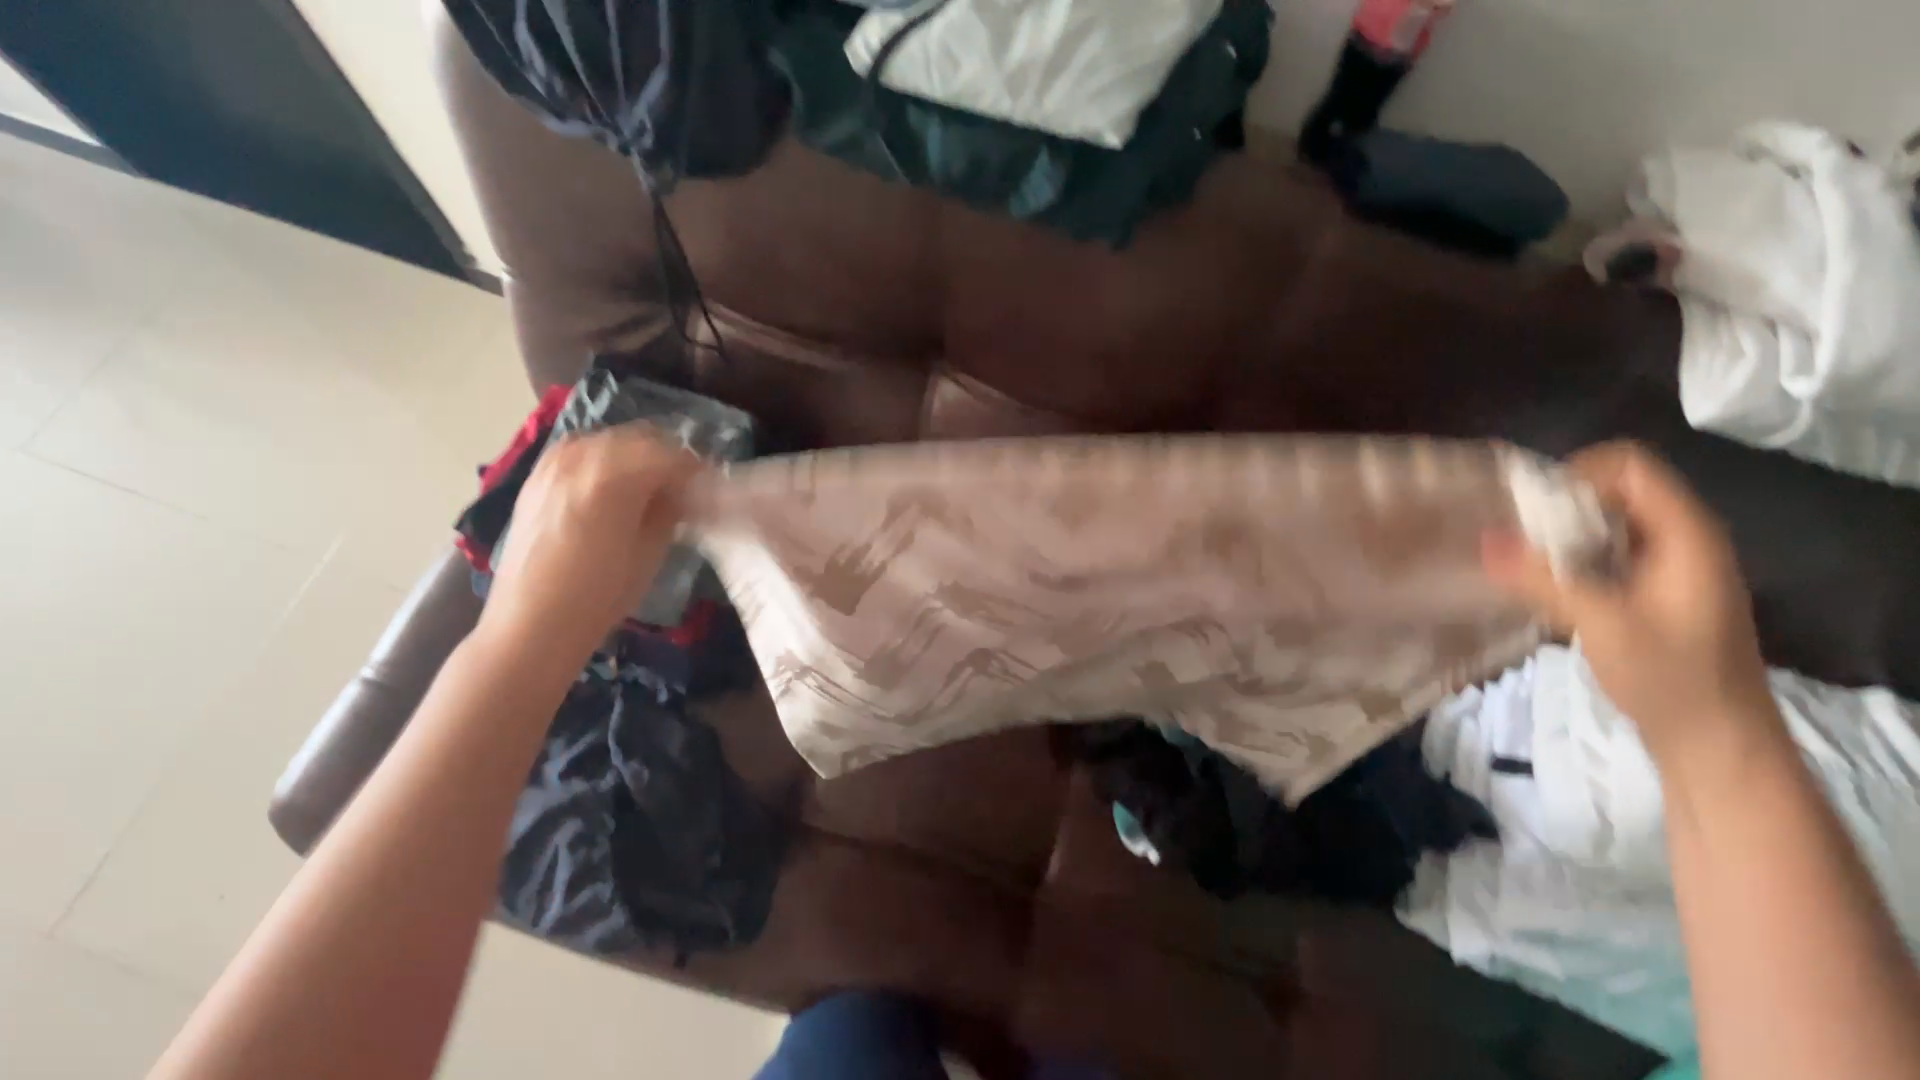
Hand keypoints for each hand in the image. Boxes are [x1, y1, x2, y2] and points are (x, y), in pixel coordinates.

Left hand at [479, 427, 700, 660]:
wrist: (532, 622)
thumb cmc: (599, 595)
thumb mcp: (650, 552)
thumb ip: (669, 510)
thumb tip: (682, 491)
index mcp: (616, 476)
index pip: (671, 456)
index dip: (696, 471)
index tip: (709, 489)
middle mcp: (582, 456)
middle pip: (640, 440)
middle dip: (666, 459)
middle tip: (683, 487)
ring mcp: (553, 462)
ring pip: (609, 441)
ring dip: (634, 456)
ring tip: (648, 486)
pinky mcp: (536, 476)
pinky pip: (579, 451)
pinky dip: (603, 460)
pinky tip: (611, 485)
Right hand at [1482, 441, 1779, 764]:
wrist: (1716, 743)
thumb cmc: (1671, 679)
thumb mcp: (1603, 624)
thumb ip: (1544, 578)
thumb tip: (1484, 540)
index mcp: (1686, 534)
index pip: (1630, 466)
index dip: (1577, 473)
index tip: (1531, 509)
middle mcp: (1682, 539)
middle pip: (1614, 490)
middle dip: (1560, 504)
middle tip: (1514, 533)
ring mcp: (1669, 567)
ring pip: (1607, 524)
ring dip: (1561, 534)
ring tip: (1517, 557)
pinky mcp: (1653, 593)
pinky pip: (1608, 554)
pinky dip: (1572, 558)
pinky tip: (1540, 583)